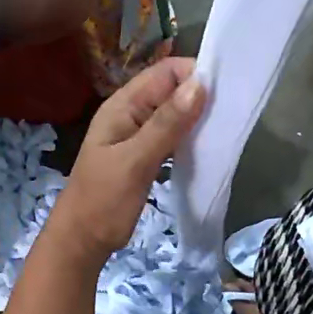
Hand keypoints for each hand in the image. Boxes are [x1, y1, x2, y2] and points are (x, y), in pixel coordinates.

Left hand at [47, 57, 206, 261]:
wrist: (82, 241)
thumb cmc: (104, 201)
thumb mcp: (135, 161)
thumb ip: (165, 124)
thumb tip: (200, 85)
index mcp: (122, 106)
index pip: (165, 72)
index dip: (195, 75)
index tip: (226, 93)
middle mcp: (130, 114)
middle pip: (172, 90)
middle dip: (200, 96)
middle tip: (230, 114)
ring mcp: (137, 136)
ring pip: (173, 115)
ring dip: (196, 119)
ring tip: (223, 130)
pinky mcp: (144, 157)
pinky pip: (171, 137)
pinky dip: (188, 139)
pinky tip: (205, 149)